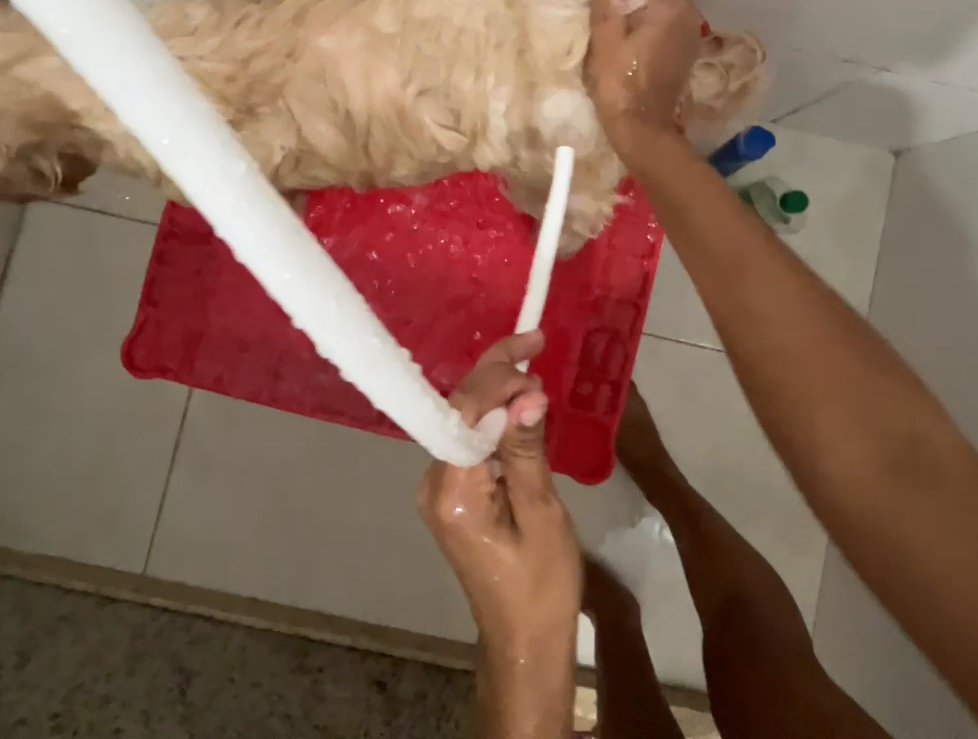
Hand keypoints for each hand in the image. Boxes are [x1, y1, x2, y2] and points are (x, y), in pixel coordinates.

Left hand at [418, 332, 581, 738]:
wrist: (525, 639)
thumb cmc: (541, 585)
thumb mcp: (542, 514)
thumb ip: (528, 451)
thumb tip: (528, 392)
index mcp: (452, 491)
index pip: (465, 412)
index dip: (497, 378)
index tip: (535, 356)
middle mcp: (434, 482)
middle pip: (459, 410)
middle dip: (495, 372)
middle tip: (535, 339)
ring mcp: (440, 488)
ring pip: (464, 421)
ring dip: (496, 389)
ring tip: (531, 358)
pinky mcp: (453, 493)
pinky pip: (470, 440)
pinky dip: (495, 416)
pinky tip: (520, 400)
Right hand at [585, 0, 705, 149]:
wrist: (642, 129)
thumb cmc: (619, 82)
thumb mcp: (605, 36)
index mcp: (671, 5)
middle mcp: (688, 14)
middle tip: (600, 9)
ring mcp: (690, 34)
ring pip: (657, 9)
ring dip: (635, 11)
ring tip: (610, 25)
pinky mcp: (685, 52)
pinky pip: (662, 27)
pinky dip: (645, 28)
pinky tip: (626, 41)